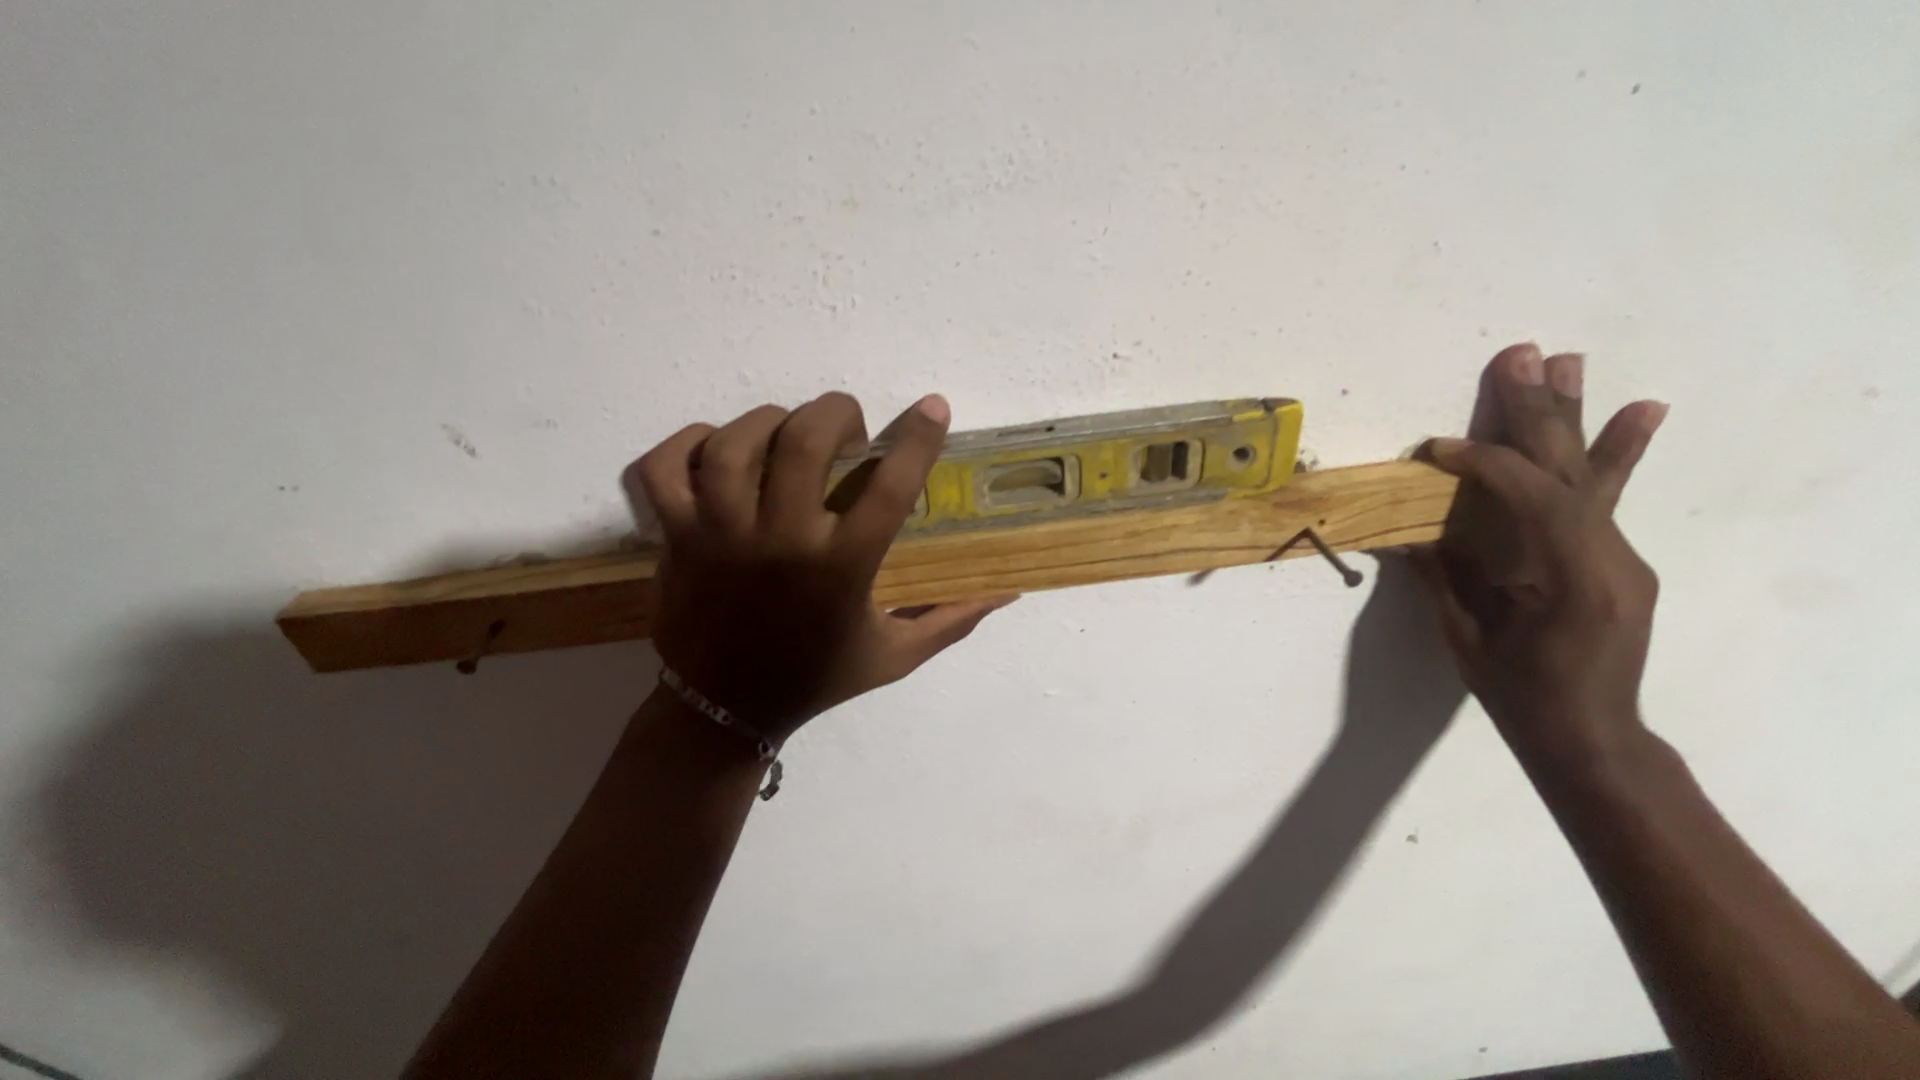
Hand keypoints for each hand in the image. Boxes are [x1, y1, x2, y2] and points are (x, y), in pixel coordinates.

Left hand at [628, 391, 1014, 740]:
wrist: (724, 712)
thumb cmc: (815, 680)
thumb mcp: (895, 656)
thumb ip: (951, 620)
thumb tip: (1007, 592)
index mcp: (841, 568)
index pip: (890, 486)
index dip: (918, 438)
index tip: (933, 407)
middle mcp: (781, 542)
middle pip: (804, 440)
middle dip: (835, 413)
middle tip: (848, 429)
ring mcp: (719, 537)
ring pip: (732, 443)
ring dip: (765, 421)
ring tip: (784, 434)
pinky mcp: (675, 538)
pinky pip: (663, 467)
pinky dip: (683, 442)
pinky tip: (713, 449)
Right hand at [1415, 344, 1668, 766]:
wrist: (1592, 736)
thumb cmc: (1521, 696)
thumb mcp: (1469, 639)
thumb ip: (1446, 579)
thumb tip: (1411, 532)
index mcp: (1572, 579)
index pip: (1531, 498)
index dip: (1485, 464)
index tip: (1438, 448)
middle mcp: (1610, 557)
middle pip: (1567, 471)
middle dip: (1539, 412)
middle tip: (1523, 357)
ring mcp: (1622, 555)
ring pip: (1591, 476)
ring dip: (1572, 417)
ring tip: (1570, 361)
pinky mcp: (1618, 560)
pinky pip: (1604, 500)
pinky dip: (1612, 454)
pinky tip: (1639, 411)